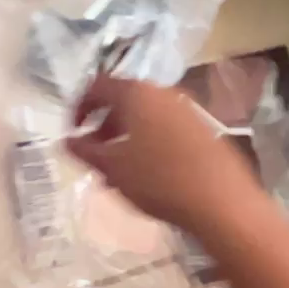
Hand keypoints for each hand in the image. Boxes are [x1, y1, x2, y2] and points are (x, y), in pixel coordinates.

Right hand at [67, 74, 267, 232]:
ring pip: (146, 116)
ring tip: (119, 169)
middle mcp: (163, 92)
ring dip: (126, 136)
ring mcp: (187, 110)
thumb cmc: (158, 180)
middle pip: (124, 100)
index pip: (97, 86)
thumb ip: (84, 151)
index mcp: (136, 93)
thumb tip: (67, 141)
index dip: (79, 107)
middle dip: (104, 125)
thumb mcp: (112, 167)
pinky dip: (149, 142)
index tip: (73, 133)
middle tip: (95, 154)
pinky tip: (149, 174)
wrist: (221, 201)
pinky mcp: (204, 130)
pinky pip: (166, 128)